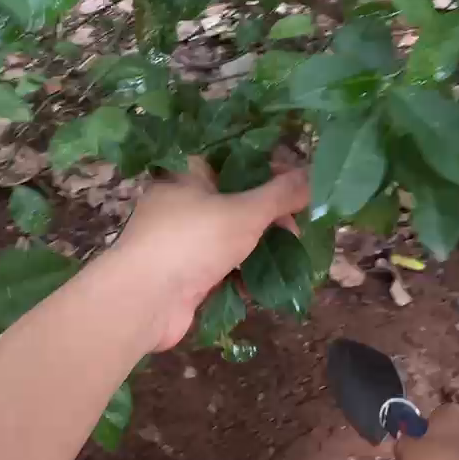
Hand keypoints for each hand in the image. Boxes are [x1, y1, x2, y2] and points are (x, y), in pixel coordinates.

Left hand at [108, 158, 308, 351]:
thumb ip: (281, 195)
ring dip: (259, 248)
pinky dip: (241, 275)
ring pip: (229, 237)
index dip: (268, 169)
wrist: (143, 300)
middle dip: (269, 216)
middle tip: (297, 229)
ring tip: (291, 258)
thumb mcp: (244, 212)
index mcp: (188, 173)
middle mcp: (182, 202)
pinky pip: (220, 269)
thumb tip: (315, 174)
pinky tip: (266, 285)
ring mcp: (181, 240)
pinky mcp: (184, 274)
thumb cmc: (192, 240)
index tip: (299, 185)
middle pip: (235, 201)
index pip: (233, 159)